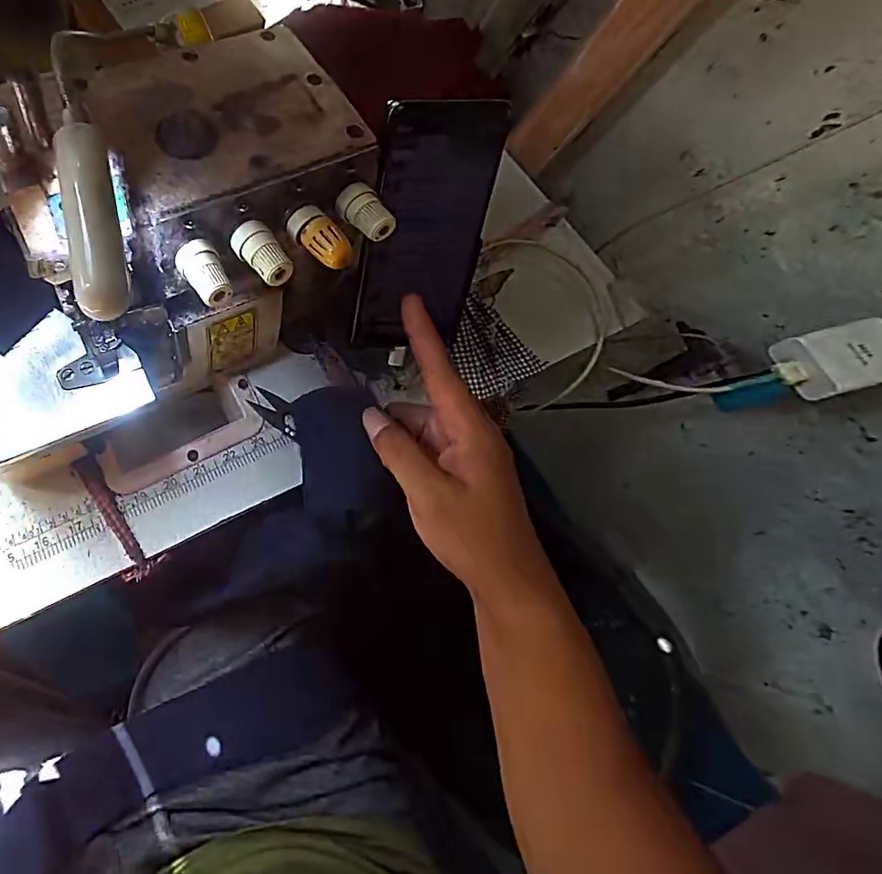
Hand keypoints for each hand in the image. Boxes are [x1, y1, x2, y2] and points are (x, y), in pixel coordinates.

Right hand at [363, 295, 550, 602]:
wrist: (510, 582)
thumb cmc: (472, 536)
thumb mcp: (426, 493)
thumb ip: (396, 450)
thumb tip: (371, 416)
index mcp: (470, 429)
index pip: (440, 371)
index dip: (423, 335)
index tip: (412, 300)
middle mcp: (472, 432)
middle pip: (424, 405)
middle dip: (397, 421)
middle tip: (382, 454)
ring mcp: (471, 452)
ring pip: (424, 429)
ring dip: (404, 444)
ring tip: (406, 484)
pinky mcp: (467, 469)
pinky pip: (431, 448)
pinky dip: (413, 457)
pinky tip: (409, 482)